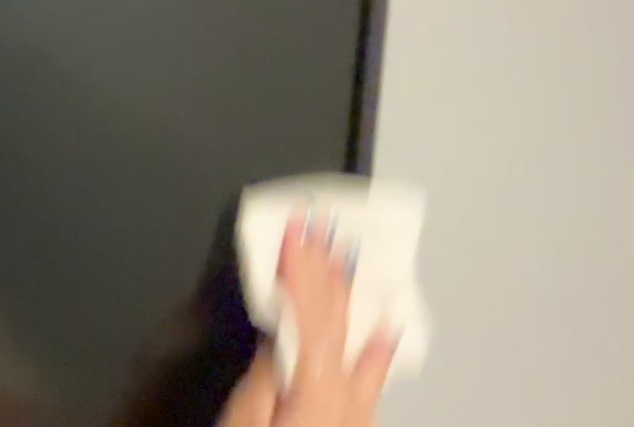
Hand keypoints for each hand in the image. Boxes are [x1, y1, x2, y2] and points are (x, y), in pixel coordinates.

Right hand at [215, 213, 397, 426]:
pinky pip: (371, 377)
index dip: (302, 268)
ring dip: (348, 294)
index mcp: (315, 393)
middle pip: (337, 322)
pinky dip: (379, 348)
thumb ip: (267, 376)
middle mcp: (346, 402)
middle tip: (318, 225)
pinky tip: (386, 326)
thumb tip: (279, 333)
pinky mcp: (353, 423)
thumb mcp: (246, 423)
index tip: (296, 229)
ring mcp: (356, 414)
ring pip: (358, 341)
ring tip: (346, 255)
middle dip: (326, 270)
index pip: (310, 315)